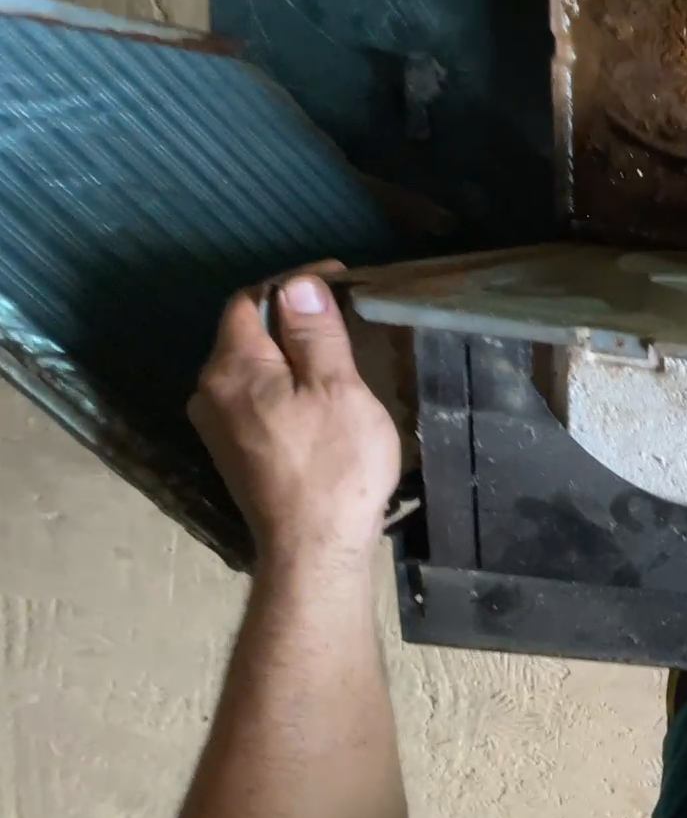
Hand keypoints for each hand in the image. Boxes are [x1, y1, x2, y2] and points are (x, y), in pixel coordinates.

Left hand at [188, 261, 399, 569]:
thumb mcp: (339, 392)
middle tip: (343, 309)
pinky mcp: (235, 448)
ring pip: (251, 366)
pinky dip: (285, 380)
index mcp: (235, 368)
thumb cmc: (336, 463)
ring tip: (335, 349)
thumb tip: (299, 285)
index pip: (252, 302)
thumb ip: (316, 337)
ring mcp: (218, 423)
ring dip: (288, 350)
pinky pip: (255, 394)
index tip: (341, 276)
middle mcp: (211, 390)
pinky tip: (316, 392)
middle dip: (290, 315)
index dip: (293, 282)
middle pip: (246, 333)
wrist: (314, 541)